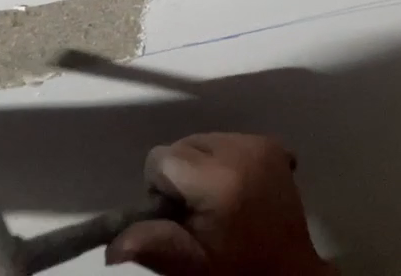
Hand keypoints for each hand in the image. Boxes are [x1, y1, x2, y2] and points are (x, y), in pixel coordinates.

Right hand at [107, 133, 333, 275]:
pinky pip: (228, 139)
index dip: (160, 189)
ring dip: (202, 166)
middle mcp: (241, 150)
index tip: (178, 216)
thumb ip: (153, 246)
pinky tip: (237, 189)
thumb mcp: (191, 268)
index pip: (162, 158)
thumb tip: (112, 244)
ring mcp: (259, 143)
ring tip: (218, 201)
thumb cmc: (235, 272)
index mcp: (219, 179)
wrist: (288, 275)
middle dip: (181, 174)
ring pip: (204, 139)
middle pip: (183, 144)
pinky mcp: (271, 143)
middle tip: (198, 213)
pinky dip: (225, 160)